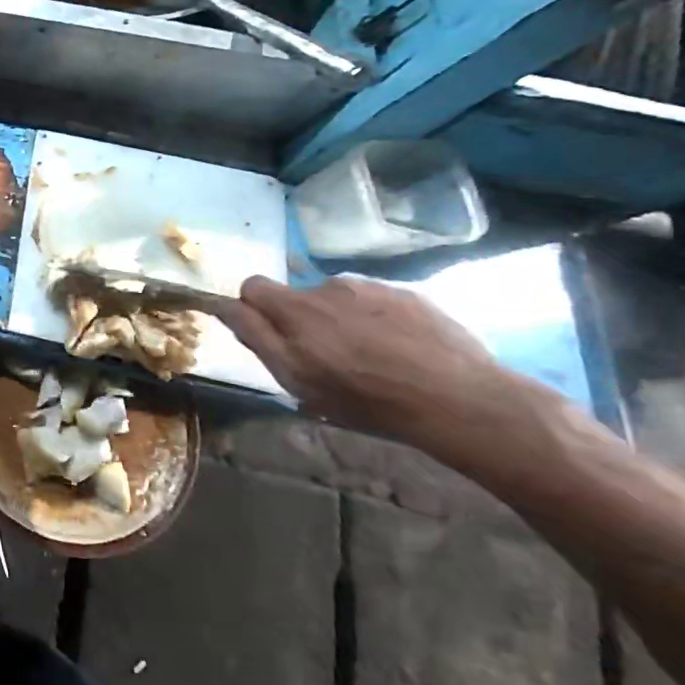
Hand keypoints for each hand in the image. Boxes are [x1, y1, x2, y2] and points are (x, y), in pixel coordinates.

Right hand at [218, 275, 534, 447]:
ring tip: (366, 358)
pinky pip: (376, 303)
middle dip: (300, 321)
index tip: (265, 337)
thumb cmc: (363, 396)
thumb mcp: (294, 376)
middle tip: (323, 359)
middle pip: (297, 296)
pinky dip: (375, 322)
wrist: (458, 399)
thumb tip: (226, 306)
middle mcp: (331, 286)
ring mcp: (375, 287)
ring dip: (339, 321)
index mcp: (297, 307)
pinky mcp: (412, 296)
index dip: (251, 309)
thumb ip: (255, 336)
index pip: (252, 287)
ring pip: (338, 300)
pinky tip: (396, 352)